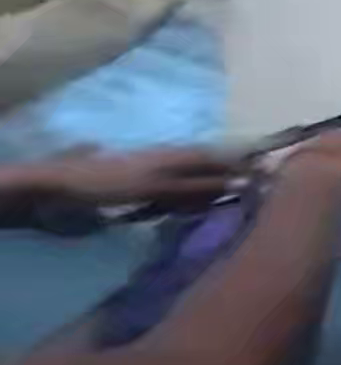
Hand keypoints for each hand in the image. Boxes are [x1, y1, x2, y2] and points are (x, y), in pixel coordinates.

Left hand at [37, 147, 242, 205]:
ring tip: (181, 210)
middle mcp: (188, 154)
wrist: (59, 182)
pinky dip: (181, 197)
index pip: (239, 161)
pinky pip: (182, 185)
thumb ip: (207, 186)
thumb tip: (251, 183)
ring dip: (198, 197)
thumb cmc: (116, 184)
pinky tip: (167, 208)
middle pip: (221, 172)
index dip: (251, 175)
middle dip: (219, 191)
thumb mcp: (165, 188)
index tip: (257, 193)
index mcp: (195, 154)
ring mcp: (170, 163)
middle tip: (205, 208)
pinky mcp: (156, 174)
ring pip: (202, 181)